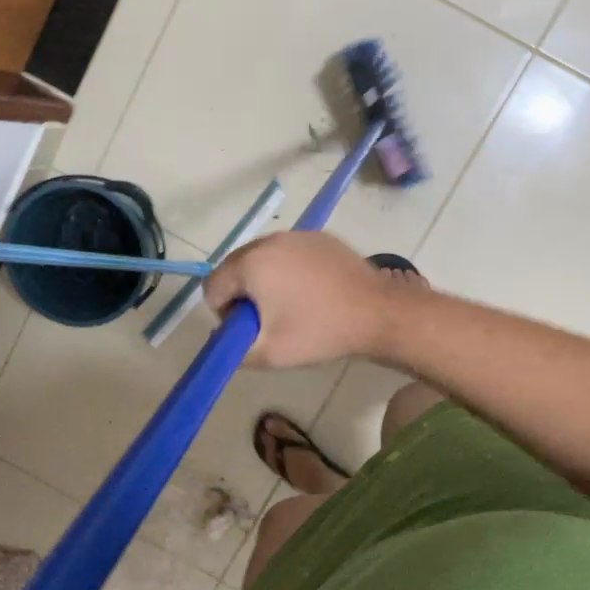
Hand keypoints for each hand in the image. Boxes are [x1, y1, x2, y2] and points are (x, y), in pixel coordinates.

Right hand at [203, 231, 407, 367]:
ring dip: (264, 280)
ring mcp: (296, 235)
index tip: (248, 328)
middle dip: (241, 293)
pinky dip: (288, 269)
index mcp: (250, 264)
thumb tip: (225, 340)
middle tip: (266, 319)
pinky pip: (288, 252)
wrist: (377, 311)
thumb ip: (234, 350)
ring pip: (261, 257)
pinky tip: (311, 291)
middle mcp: (269, 241)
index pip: (212, 286)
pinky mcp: (319, 237)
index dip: (222, 312)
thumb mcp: (270, 354)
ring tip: (290, 305)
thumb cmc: (320, 331)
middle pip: (234, 267)